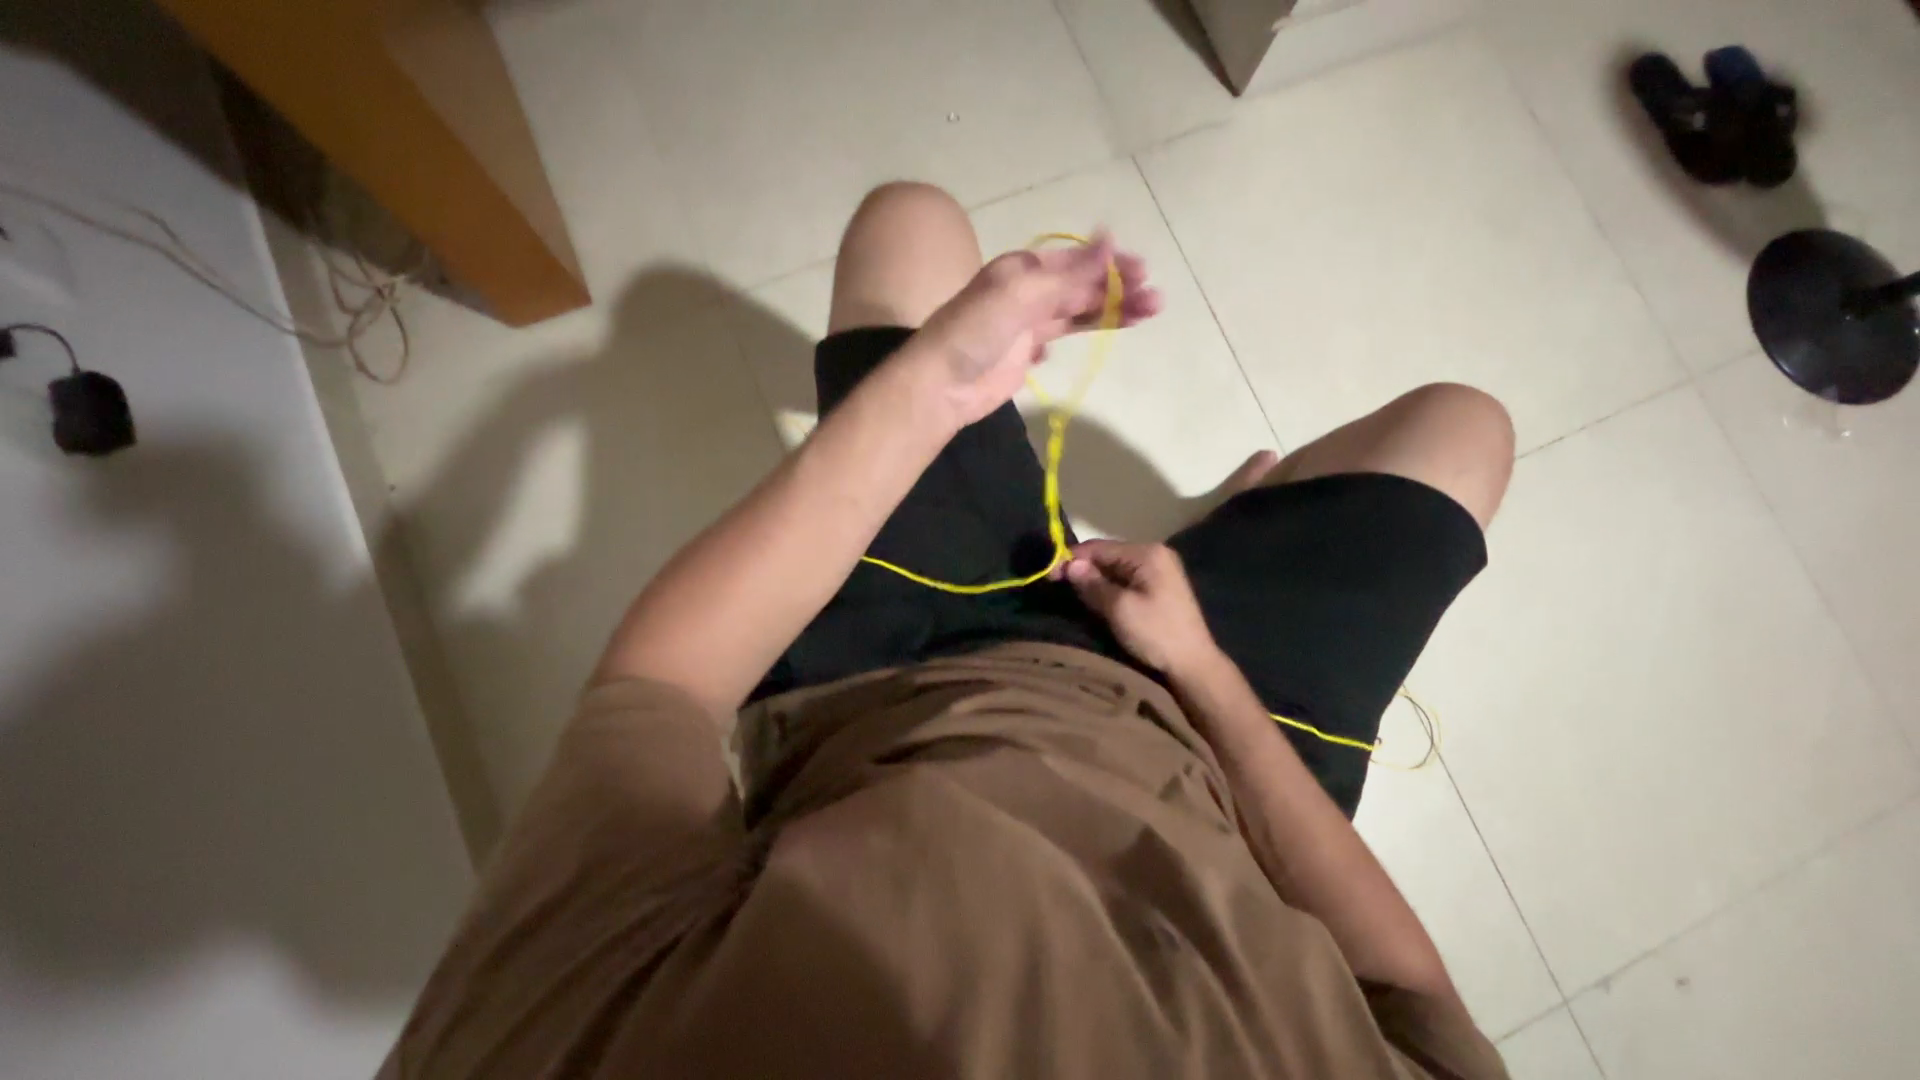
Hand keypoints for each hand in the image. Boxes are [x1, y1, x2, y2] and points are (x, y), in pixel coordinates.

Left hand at [901, 234, 1160, 427]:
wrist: (943, 384)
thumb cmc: (975, 330)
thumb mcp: (1020, 292)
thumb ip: (1066, 274)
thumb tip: (1108, 241)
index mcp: (1021, 268)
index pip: (1074, 261)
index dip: (1108, 264)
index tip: (1142, 269)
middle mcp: (1027, 290)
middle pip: (1081, 284)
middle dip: (1118, 287)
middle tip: (1155, 294)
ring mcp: (1028, 321)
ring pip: (1080, 309)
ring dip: (1114, 309)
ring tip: (1151, 310)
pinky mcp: (1028, 351)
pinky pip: (1067, 332)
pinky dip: (1090, 328)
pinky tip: (1114, 327)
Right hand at [1053, 539, 1221, 677]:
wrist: (1193, 665)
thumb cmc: (1156, 633)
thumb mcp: (1119, 608)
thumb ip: (1092, 583)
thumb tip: (1069, 565)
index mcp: (1147, 553)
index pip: (1098, 547)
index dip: (1071, 559)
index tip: (1048, 577)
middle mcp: (1154, 555)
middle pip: (1107, 556)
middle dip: (1082, 570)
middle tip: (1057, 588)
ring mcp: (1159, 572)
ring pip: (1114, 570)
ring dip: (1093, 581)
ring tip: (1072, 596)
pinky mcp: (1159, 589)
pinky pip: (1125, 581)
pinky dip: (1108, 589)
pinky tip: (1095, 602)